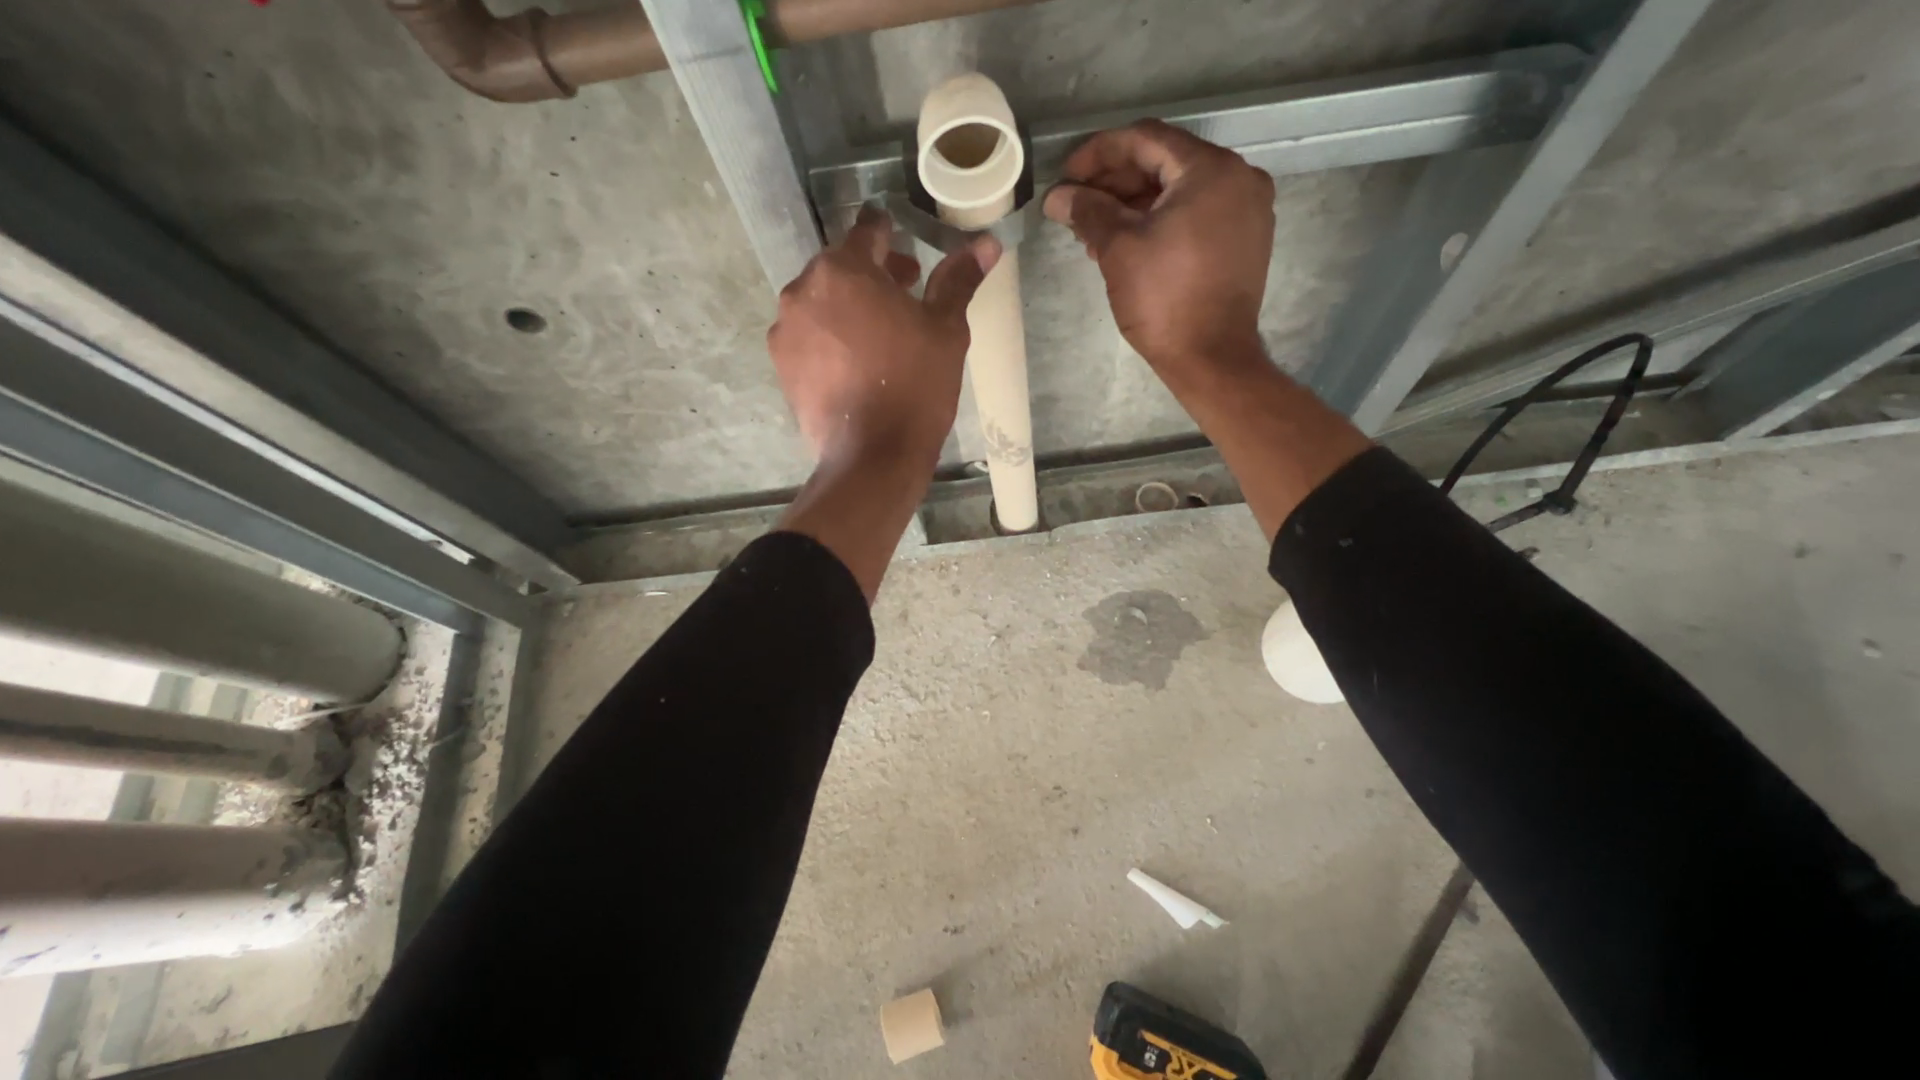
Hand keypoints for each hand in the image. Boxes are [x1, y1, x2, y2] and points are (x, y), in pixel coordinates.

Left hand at [768, 209, 998, 602]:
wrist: (871, 456)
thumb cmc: (915, 385)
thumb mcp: (946, 330)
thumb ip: (958, 280)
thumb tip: (987, 242)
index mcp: (843, 269)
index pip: (869, 230)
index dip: (892, 236)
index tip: (908, 255)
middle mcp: (802, 289)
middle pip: (840, 266)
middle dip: (872, 275)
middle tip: (906, 297)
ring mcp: (785, 328)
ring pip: (821, 301)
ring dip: (848, 306)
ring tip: (880, 336)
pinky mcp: (780, 364)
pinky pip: (808, 335)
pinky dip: (829, 337)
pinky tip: (855, 364)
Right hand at [1043, 119, 1275, 386]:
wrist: (1212, 358)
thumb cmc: (1164, 299)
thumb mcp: (1118, 248)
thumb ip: (1087, 210)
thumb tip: (1057, 196)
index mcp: (1211, 170)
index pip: (1145, 139)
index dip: (1098, 153)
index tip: (1066, 177)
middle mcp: (1238, 178)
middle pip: (1163, 162)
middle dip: (1114, 182)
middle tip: (1075, 206)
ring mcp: (1247, 209)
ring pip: (1178, 189)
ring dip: (1132, 204)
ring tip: (1092, 231)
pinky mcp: (1244, 239)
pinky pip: (1196, 213)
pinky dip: (1160, 219)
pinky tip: (1125, 241)